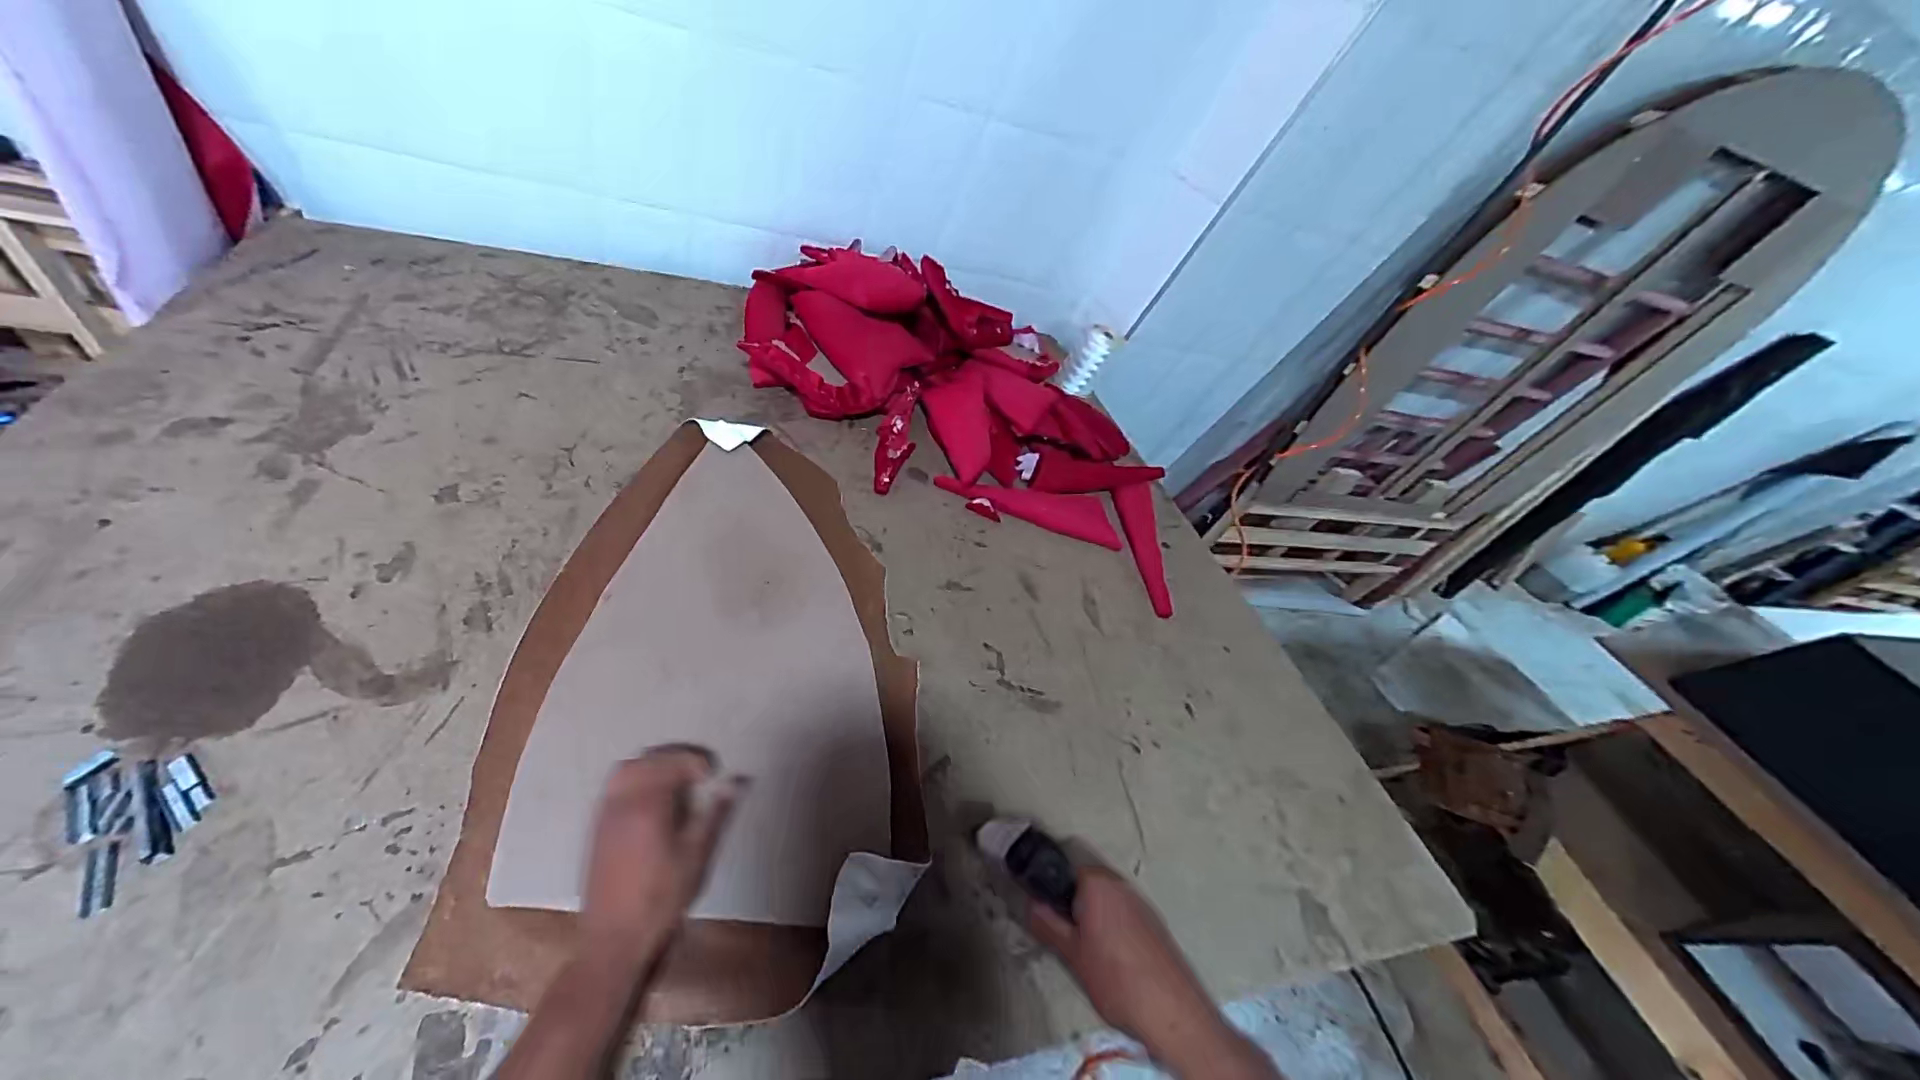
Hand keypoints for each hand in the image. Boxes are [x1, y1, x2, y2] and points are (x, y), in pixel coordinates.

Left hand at [579, 745, 740, 972]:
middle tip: (698, 772)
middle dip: (675, 758)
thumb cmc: (661, 898)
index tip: (713, 774)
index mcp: (648, 806)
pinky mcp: (596, 829)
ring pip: (626, 769)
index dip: (696, 761)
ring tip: (676, 781)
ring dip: (653, 765)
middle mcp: (621, 803)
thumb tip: (735, 782)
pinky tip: (652, 800)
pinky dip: (636, 779)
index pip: (672, 763)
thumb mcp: (697, 856)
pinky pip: (614, 787)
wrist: (614, 939)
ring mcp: (604, 815)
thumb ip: (715, 814)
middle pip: (647, 760)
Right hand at [1029, 866, 1279, 1078]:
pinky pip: (1121, 912)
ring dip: (1089, 913)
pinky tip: (1108, 955)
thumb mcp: (1072, 954)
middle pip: (1084, 882)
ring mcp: (1140, 902)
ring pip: (1103, 898)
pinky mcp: (1153, 923)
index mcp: (1097, 883)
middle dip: (1068, 900)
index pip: (1063, 867)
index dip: (1047, 884)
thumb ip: (1047, 924)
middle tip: (1057, 929)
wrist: (1174, 1012)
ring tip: (1081, 946)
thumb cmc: (1116, 979)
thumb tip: (1030, 903)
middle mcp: (1120, 883)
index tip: (1036, 902)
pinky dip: (1109, 924)